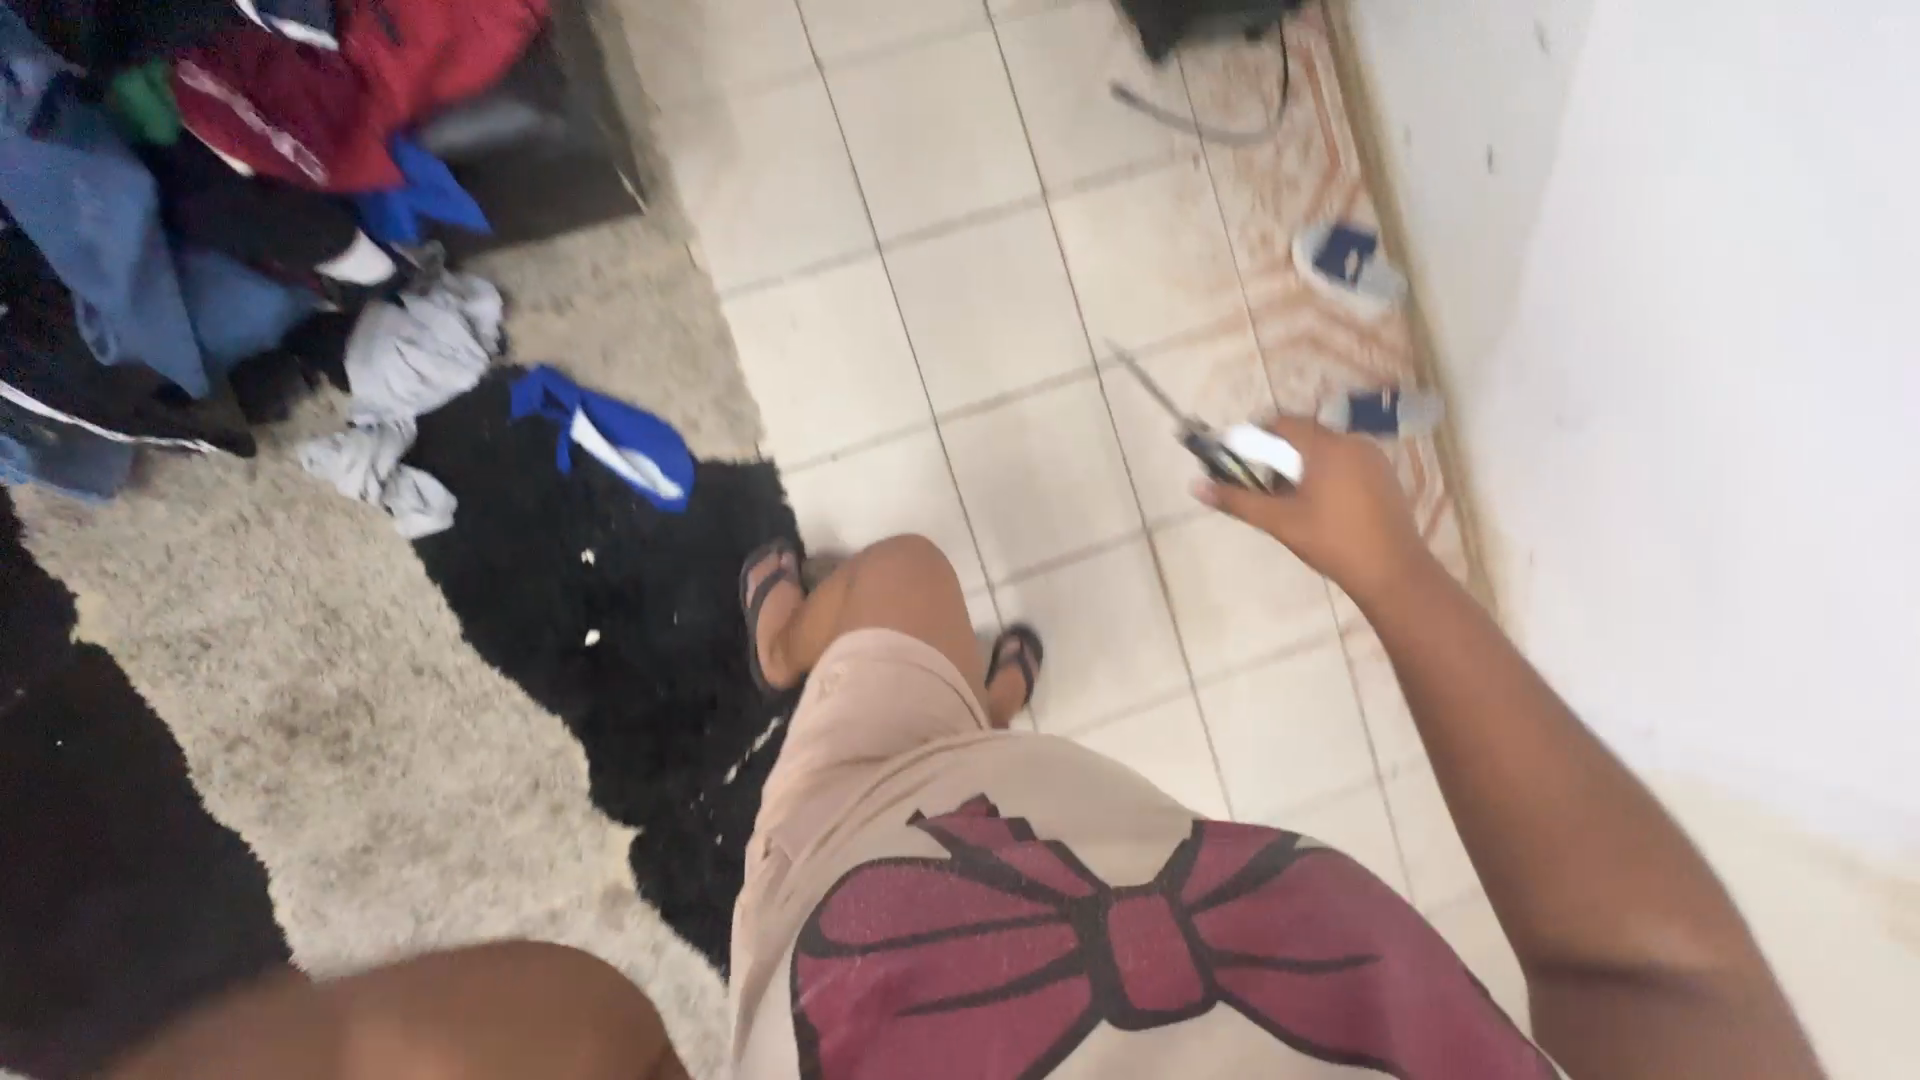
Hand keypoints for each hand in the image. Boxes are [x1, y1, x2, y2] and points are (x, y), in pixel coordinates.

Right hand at [1192, 416, 1434, 603]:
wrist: (1393, 571)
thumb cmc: (1332, 541)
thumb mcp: (1278, 521)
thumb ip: (1237, 500)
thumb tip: (1196, 486)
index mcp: (1326, 446)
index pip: (1281, 422)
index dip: (1256, 436)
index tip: (1241, 461)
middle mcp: (1352, 442)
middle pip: (1303, 436)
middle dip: (1278, 456)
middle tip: (1264, 489)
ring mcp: (1373, 458)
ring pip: (1325, 451)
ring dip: (1302, 467)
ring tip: (1290, 502)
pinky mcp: (1384, 476)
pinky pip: (1345, 463)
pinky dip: (1326, 475)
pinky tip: (1320, 508)